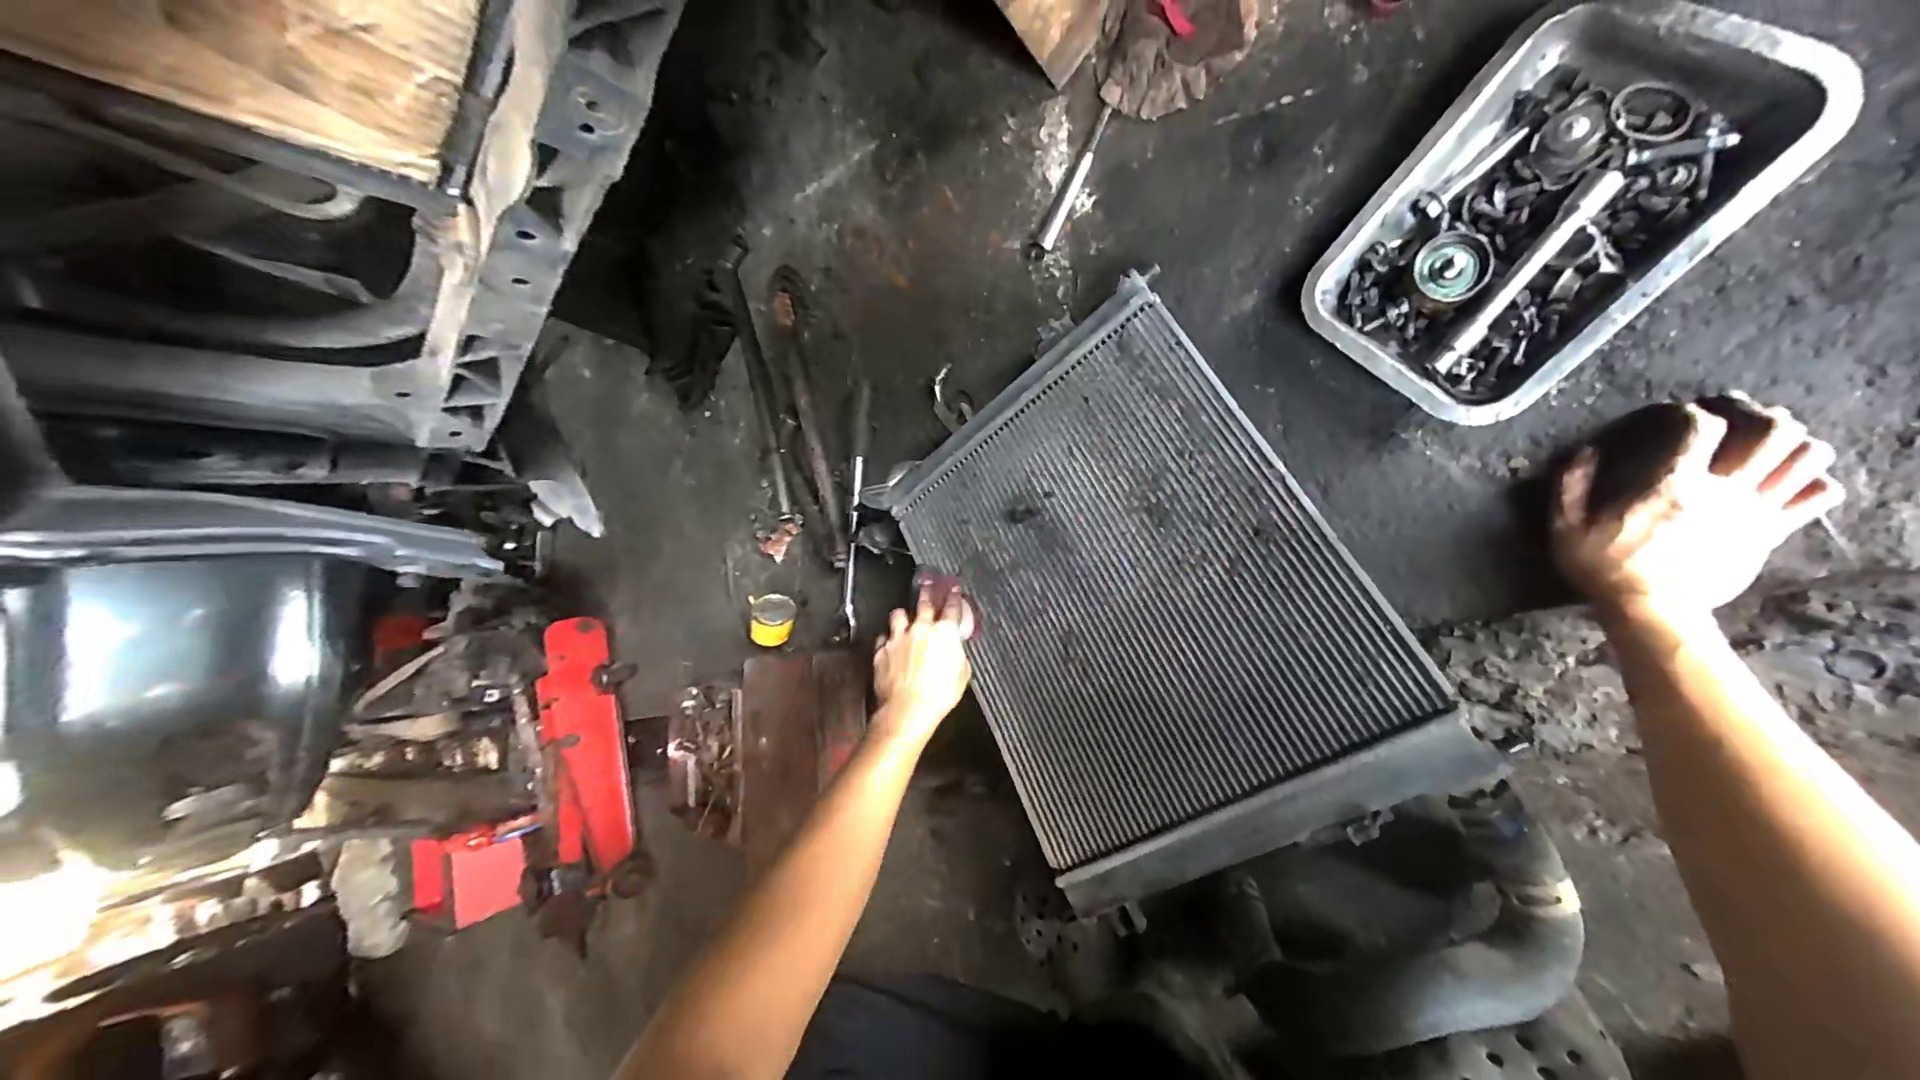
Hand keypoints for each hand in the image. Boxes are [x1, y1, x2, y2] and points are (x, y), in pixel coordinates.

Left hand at [870, 584, 974, 747]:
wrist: (908, 709)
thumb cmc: (938, 695)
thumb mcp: (962, 674)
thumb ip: (958, 655)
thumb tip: (954, 650)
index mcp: (945, 633)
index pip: (952, 607)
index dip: (954, 597)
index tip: (954, 590)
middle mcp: (921, 629)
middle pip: (924, 603)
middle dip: (927, 593)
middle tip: (927, 585)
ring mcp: (899, 638)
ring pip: (899, 614)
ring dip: (904, 614)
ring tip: (905, 615)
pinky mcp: (882, 650)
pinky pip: (884, 636)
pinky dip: (888, 637)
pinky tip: (890, 640)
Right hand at [1553, 399, 1843, 619]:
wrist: (1652, 610)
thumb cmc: (1604, 567)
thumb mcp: (1566, 527)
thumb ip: (1571, 486)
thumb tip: (1584, 452)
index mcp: (1673, 484)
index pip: (1702, 426)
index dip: (1691, 413)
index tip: (1677, 416)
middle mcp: (1724, 489)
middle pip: (1772, 430)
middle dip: (1755, 413)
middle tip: (1734, 414)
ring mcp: (1754, 510)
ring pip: (1805, 456)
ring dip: (1791, 442)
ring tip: (1765, 443)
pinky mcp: (1771, 531)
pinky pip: (1818, 495)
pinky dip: (1812, 480)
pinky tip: (1787, 481)